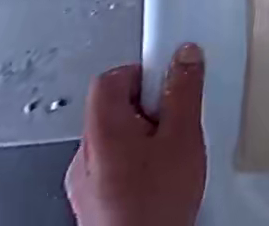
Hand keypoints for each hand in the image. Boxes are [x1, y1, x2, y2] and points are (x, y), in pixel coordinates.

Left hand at [65, 44, 206, 225]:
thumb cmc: (154, 213)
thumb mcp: (184, 136)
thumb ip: (184, 89)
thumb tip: (184, 57)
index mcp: (102, 129)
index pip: (112, 76)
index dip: (144, 72)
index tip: (168, 77)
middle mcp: (84, 154)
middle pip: (115, 105)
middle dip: (148, 106)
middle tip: (173, 120)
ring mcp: (84, 183)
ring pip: (114, 136)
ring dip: (142, 136)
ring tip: (169, 153)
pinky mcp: (91, 204)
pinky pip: (111, 165)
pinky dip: (134, 163)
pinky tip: (158, 178)